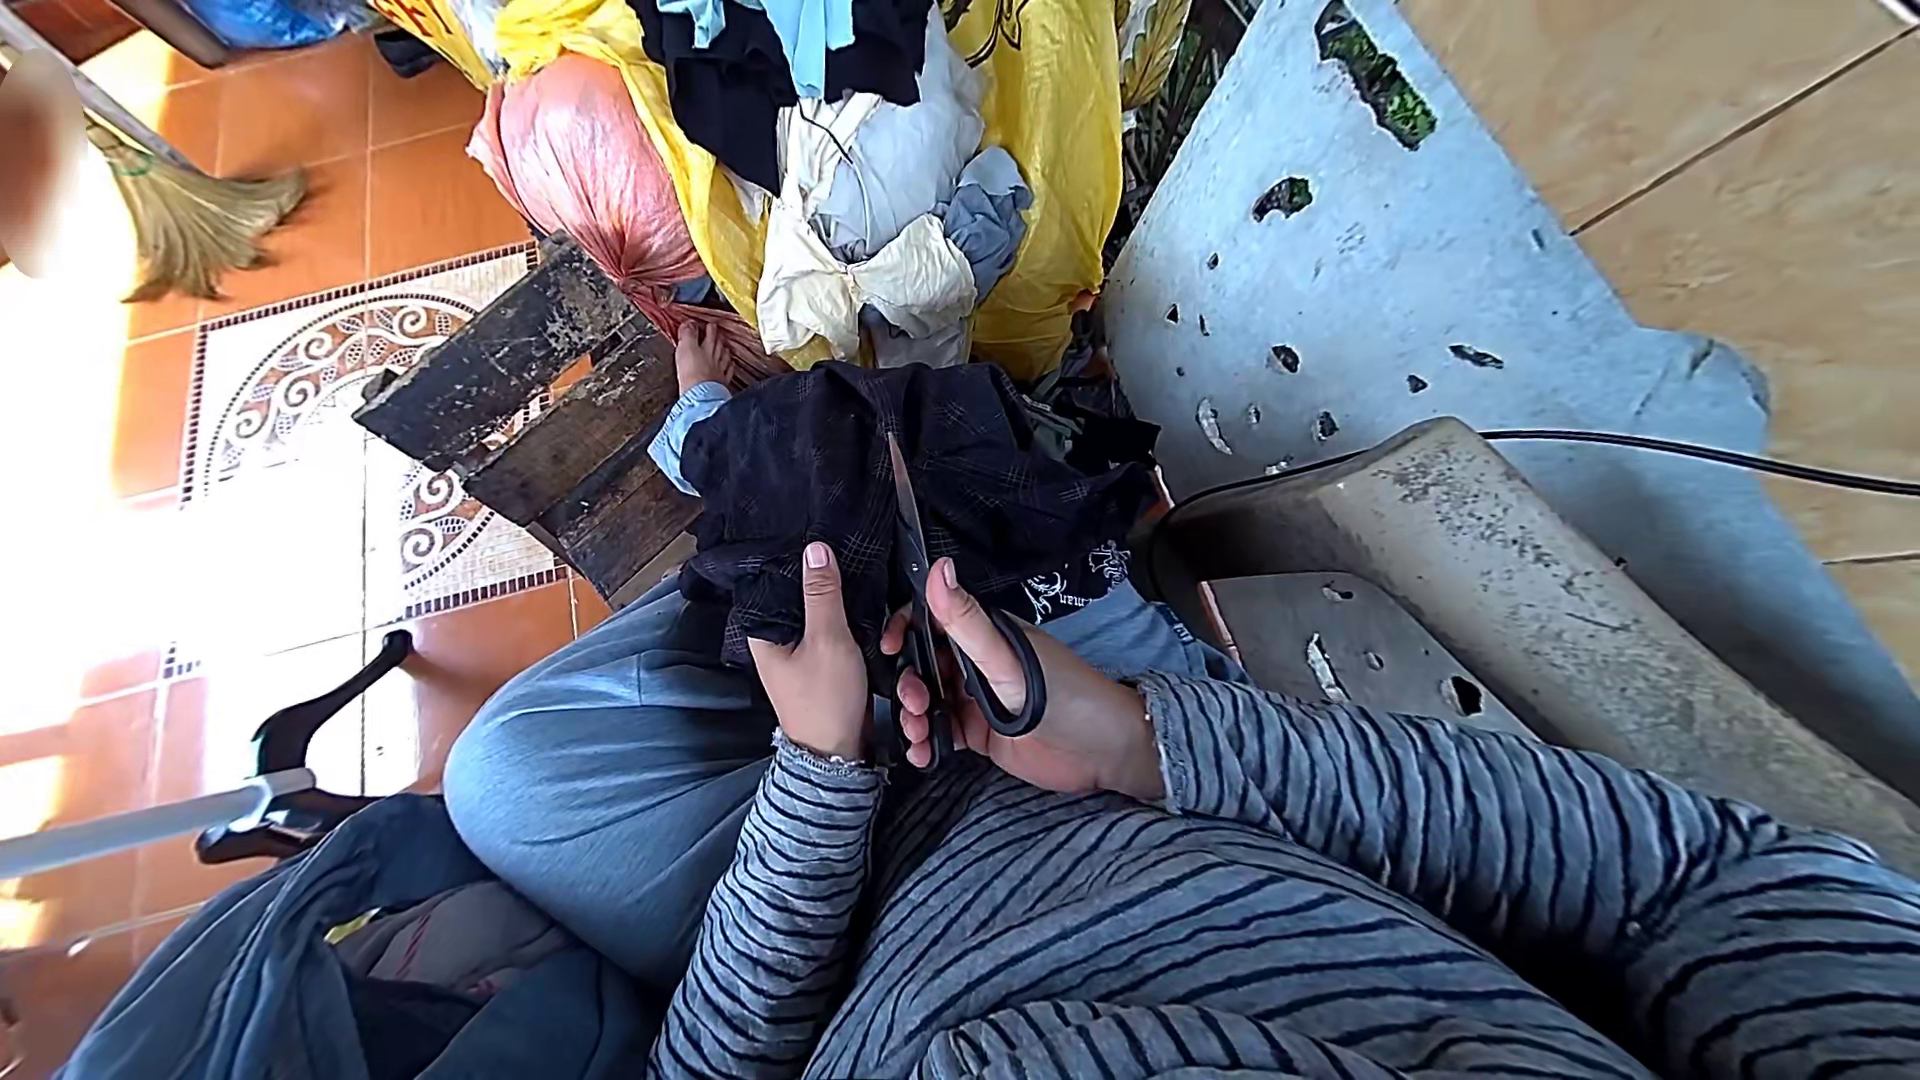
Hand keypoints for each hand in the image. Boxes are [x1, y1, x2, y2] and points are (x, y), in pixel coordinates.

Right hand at [674, 320, 723, 391]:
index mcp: (707, 347)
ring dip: (725, 350)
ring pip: (725, 357)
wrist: (701, 393)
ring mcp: (720, 370)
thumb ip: (687, 334)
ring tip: (725, 347)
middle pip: (719, 345)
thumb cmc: (692, 372)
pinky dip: (730, 366)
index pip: (710, 334)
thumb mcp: (685, 347)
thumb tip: (689, 323)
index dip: (710, 328)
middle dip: (718, 337)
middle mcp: (716, 357)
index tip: (710, 324)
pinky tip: (730, 365)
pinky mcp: (722, 382)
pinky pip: (728, 371)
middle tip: (718, 333)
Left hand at [748, 542, 869, 760]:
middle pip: (798, 594)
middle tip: (847, 554)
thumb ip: (822, 594)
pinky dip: (844, 616)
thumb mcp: (827, 640)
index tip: (822, 536)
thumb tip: (815, 548)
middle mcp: (776, 638)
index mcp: (764, 632)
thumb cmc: (825, 700)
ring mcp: (798, 650)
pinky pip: (830, 627)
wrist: (839, 752)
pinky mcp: (819, 659)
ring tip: (856, 573)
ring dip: (837, 598)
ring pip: (817, 610)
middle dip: (823, 579)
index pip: (774, 580)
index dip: (797, 559)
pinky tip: (860, 604)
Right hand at [883, 559, 1164, 798]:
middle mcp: (977, 661)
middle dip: (908, 682)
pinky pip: (941, 731)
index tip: (889, 649)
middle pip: (923, 662)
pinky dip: (926, 741)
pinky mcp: (980, 731)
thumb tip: (936, 567)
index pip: (933, 619)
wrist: (1102, 752)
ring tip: (919, 735)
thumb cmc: (1062, 695)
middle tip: (914, 704)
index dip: (904, 629)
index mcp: (985, 634)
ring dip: (913, 714)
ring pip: (929, 698)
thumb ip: (967, 621)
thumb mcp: (1008, 660)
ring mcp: (976, 696)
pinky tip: (922, 754)